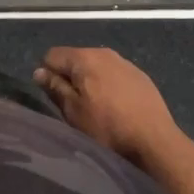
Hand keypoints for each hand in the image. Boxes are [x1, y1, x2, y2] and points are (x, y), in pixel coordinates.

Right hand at [35, 47, 181, 163]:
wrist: (155, 141)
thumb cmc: (108, 128)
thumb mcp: (74, 112)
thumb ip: (55, 87)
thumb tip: (39, 71)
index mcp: (84, 57)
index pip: (52, 55)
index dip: (48, 74)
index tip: (55, 96)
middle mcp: (104, 52)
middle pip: (75, 59)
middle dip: (71, 77)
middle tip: (76, 105)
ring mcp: (125, 62)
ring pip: (96, 66)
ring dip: (91, 81)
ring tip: (98, 107)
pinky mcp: (140, 76)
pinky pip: (115, 75)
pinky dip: (110, 85)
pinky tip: (117, 107)